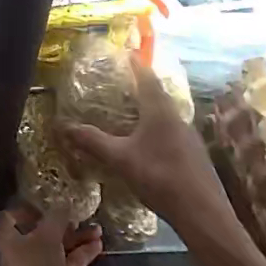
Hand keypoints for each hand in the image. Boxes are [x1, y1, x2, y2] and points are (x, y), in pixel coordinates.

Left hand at [0, 206, 101, 265]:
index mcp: (9, 240)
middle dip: (62, 225)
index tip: (49, 203)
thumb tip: (64, 201)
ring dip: (77, 241)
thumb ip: (56, 218)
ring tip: (99, 231)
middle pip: (40, 235)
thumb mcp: (46, 239)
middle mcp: (20, 256)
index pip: (11, 218)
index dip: (27, 209)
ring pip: (57, 252)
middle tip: (85, 216)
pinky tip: (98, 249)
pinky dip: (81, 259)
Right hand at [63, 59, 240, 237]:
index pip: (147, 79)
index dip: (137, 65)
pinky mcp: (194, 155)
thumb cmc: (159, 177)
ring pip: (166, 115)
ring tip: (131, 111)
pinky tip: (147, 143)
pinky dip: (156, 128)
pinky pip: (171, 132)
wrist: (202, 213)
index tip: (127, 53)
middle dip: (142, 87)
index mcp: (160, 112)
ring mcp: (189, 137)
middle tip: (124, 82)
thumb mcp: (120, 158)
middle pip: (159, 95)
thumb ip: (92, 141)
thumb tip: (63, 125)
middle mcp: (177, 119)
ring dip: (150, 109)